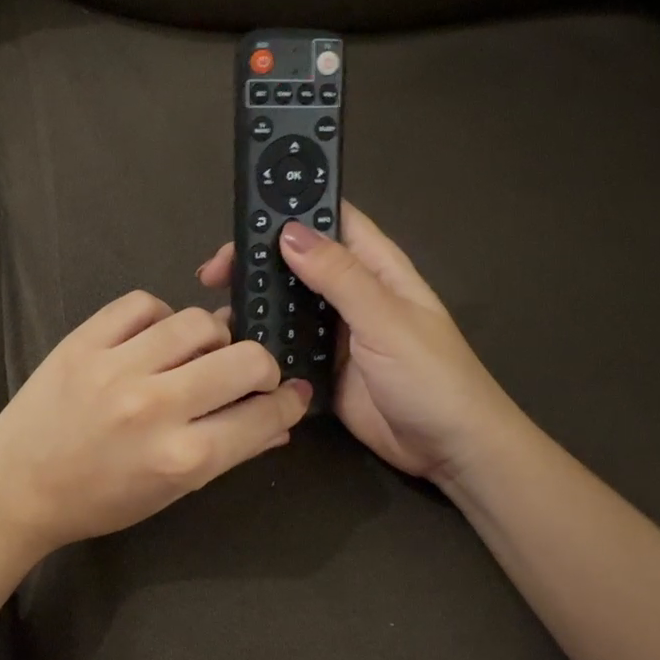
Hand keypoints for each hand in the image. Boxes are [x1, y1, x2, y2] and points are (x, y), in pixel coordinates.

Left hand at [0, 290, 312, 552]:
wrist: (16, 489)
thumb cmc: (97, 501)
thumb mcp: (170, 492)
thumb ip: (229, 454)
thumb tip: (279, 424)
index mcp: (183, 457)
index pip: (263, 414)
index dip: (288, 402)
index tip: (290, 394)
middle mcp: (156, 407)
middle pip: (244, 358)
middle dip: (261, 366)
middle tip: (246, 374)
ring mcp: (117, 367)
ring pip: (198, 321)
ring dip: (212, 336)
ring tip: (196, 353)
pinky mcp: (83, 340)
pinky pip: (142, 303)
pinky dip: (159, 316)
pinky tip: (152, 338)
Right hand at [198, 202, 521, 483]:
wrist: (449, 450)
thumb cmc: (431, 378)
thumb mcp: (386, 320)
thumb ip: (340, 277)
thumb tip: (288, 233)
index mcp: (376, 268)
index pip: (331, 220)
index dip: (290, 210)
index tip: (243, 218)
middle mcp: (351, 293)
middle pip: (296, 262)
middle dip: (255, 261)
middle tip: (211, 275)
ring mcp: (334, 332)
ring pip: (285, 304)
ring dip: (253, 304)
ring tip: (212, 314)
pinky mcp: (320, 368)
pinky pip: (282, 347)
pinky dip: (258, 345)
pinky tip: (229, 350)